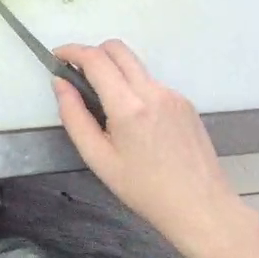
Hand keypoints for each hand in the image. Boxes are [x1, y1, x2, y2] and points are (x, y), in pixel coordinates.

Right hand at [53, 40, 252, 256]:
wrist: (202, 208)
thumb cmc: (144, 189)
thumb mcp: (98, 158)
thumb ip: (74, 116)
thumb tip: (60, 83)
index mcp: (129, 106)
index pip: (96, 59)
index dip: (71, 51)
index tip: (57, 56)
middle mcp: (153, 91)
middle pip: (117, 49)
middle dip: (92, 53)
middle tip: (77, 75)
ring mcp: (173, 95)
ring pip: (135, 65)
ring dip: (113, 71)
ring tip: (105, 105)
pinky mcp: (185, 103)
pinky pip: (151, 83)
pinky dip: (133, 87)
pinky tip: (134, 121)